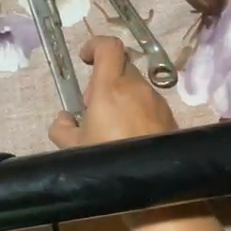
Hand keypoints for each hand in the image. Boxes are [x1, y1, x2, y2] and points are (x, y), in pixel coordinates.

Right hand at [48, 36, 178, 147]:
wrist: (154, 184)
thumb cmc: (109, 158)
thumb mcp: (73, 147)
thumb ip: (61, 128)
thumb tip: (64, 119)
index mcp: (111, 88)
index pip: (109, 47)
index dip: (95, 45)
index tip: (85, 59)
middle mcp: (137, 88)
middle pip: (121, 66)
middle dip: (105, 78)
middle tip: (92, 104)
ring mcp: (157, 101)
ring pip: (136, 86)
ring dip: (121, 95)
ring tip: (111, 126)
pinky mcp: (169, 116)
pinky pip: (149, 103)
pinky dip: (136, 109)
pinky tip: (130, 136)